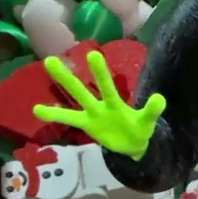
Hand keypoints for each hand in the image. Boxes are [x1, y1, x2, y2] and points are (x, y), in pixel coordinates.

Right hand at [33, 50, 164, 158]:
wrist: (133, 143)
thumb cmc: (138, 128)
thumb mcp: (147, 121)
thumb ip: (151, 111)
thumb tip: (161, 99)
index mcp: (114, 103)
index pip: (107, 88)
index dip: (101, 75)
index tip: (93, 55)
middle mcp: (100, 105)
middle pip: (83, 92)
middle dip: (69, 79)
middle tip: (51, 59)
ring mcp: (92, 114)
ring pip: (75, 101)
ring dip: (62, 87)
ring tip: (47, 67)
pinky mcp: (87, 125)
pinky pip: (69, 119)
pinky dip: (53, 115)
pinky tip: (36, 109)